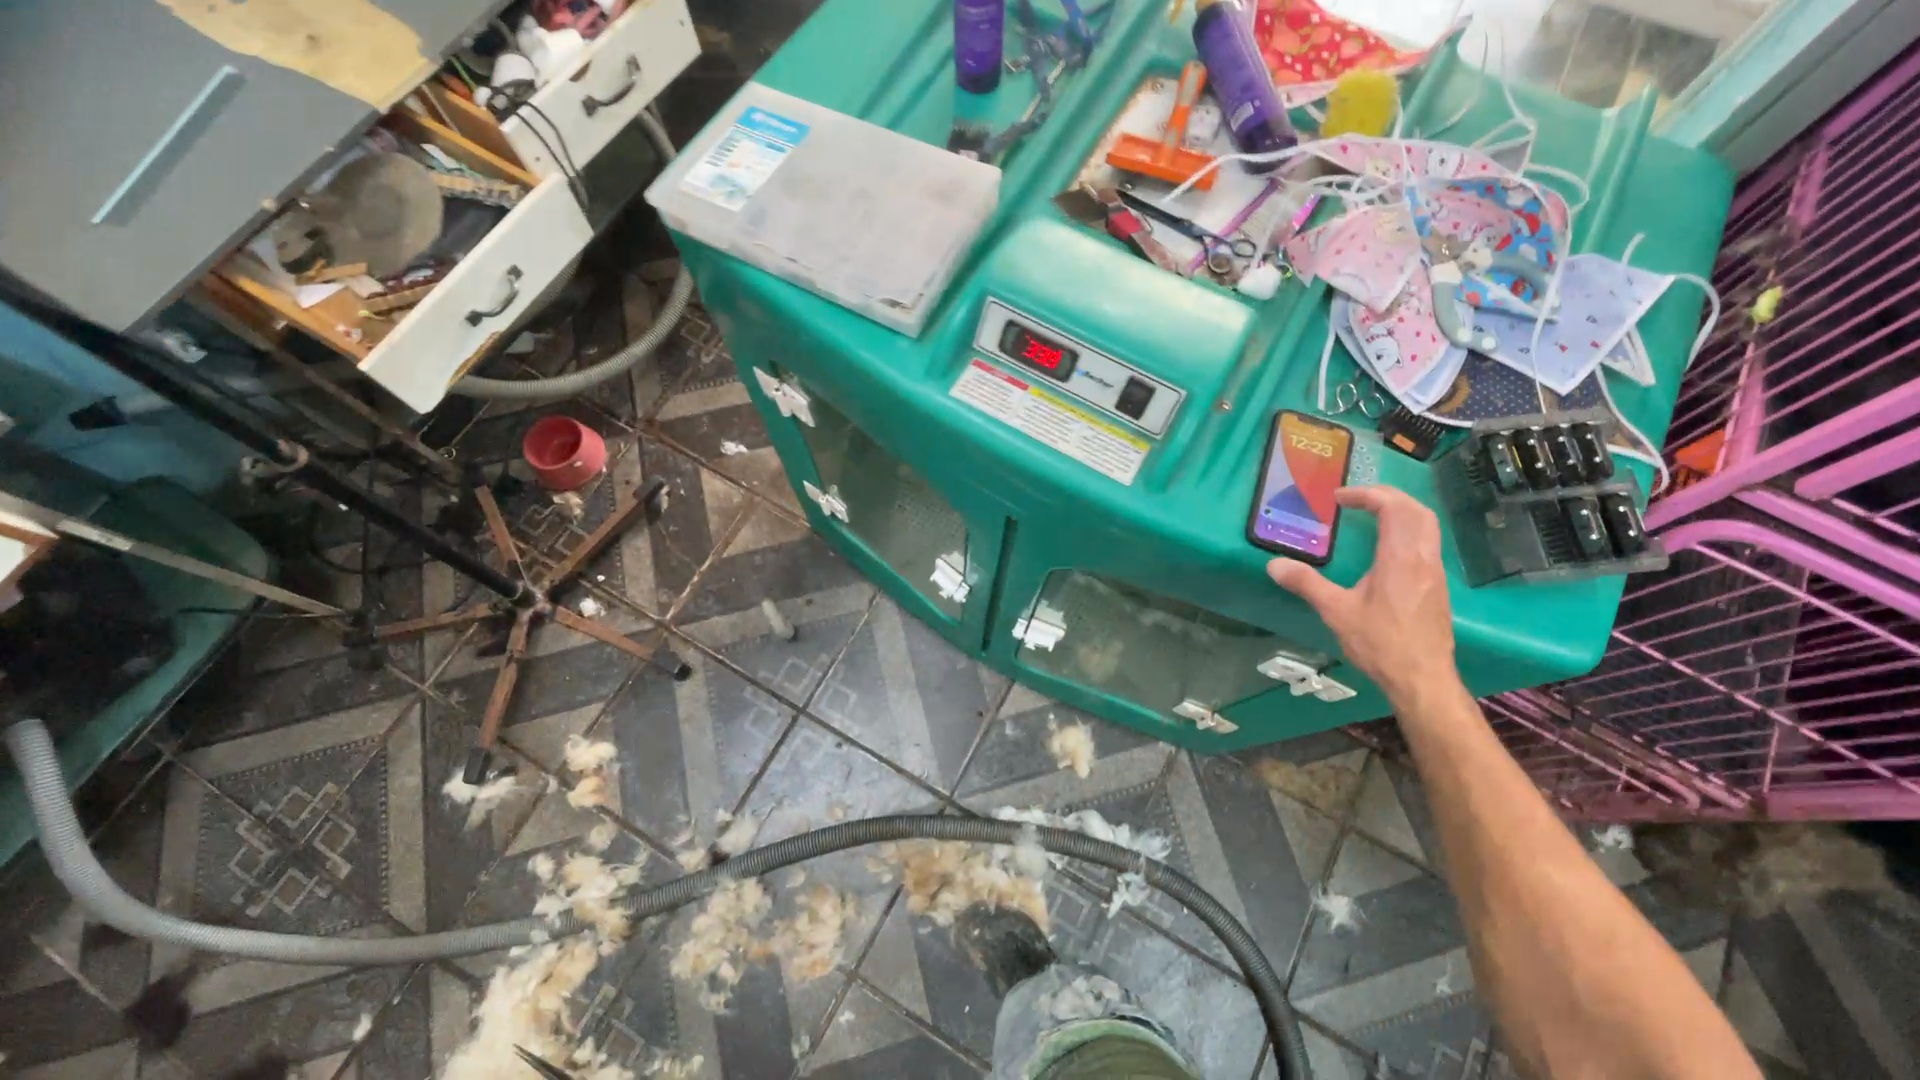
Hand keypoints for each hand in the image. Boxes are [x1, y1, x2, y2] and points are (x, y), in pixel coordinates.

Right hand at [1266, 486, 1454, 704]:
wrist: (1422, 678)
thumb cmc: (1380, 644)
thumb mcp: (1336, 612)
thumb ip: (1306, 584)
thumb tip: (1273, 565)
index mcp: (1400, 557)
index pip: (1392, 507)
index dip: (1366, 494)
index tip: (1340, 499)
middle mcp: (1423, 558)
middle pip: (1416, 510)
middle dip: (1388, 497)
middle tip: (1358, 500)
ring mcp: (1435, 573)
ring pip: (1427, 526)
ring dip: (1401, 512)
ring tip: (1373, 517)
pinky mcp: (1438, 587)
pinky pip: (1428, 544)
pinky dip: (1409, 531)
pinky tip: (1388, 550)